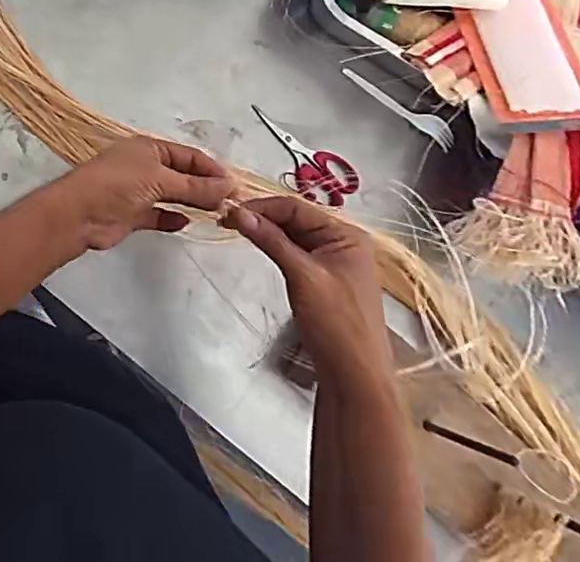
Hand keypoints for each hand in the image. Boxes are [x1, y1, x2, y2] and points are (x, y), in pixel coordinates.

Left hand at [40, 137, 234, 250]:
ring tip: (219, 214)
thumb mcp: (159, 179)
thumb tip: (229, 187)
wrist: (79, 214)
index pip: (188, 156)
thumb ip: (195, 186)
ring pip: (172, 194)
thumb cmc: (117, 185)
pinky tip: (186, 223)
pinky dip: (172, 218)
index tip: (236, 187)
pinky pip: (158, 214)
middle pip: (182, 175)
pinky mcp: (132, 214)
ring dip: (193, 202)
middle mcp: (143, 166)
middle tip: (234, 203)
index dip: (212, 170)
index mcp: (147, 149)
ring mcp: (137, 191)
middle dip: (206, 187)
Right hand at [222, 196, 391, 385]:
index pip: (295, 207)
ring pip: (290, 233)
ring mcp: (331, 259)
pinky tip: (253, 243)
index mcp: (346, 236)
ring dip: (263, 229)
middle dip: (260, 216)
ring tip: (233, 228)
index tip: (228, 211)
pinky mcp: (320, 275)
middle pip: (293, 218)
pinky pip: (291, 249)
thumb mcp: (302, 276)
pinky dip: (271, 244)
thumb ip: (271, 240)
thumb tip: (238, 212)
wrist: (354, 374)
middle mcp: (341, 242)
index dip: (261, 206)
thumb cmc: (337, 323)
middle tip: (225, 219)